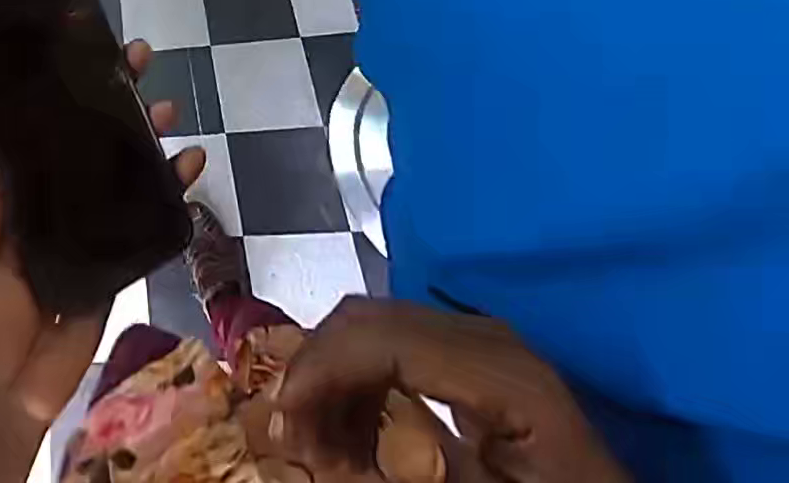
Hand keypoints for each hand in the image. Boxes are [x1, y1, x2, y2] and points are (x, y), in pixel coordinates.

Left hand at [0, 39, 204, 425]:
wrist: (15, 391)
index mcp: (18, 188)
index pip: (41, 127)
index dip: (61, 89)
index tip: (79, 49)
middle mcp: (57, 192)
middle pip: (90, 134)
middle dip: (115, 94)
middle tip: (138, 57)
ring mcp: (91, 218)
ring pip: (124, 164)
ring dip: (148, 131)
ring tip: (167, 104)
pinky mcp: (120, 248)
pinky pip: (149, 212)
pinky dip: (171, 186)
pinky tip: (190, 161)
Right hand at [272, 297, 630, 482]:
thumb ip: (393, 470)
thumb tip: (307, 441)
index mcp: (506, 376)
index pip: (387, 338)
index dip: (324, 365)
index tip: (281, 410)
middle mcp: (488, 338)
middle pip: (371, 321)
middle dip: (318, 369)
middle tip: (285, 425)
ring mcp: (479, 341)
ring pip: (372, 327)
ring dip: (332, 376)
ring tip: (313, 437)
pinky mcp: (469, 356)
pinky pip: (392, 346)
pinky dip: (357, 382)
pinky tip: (348, 428)